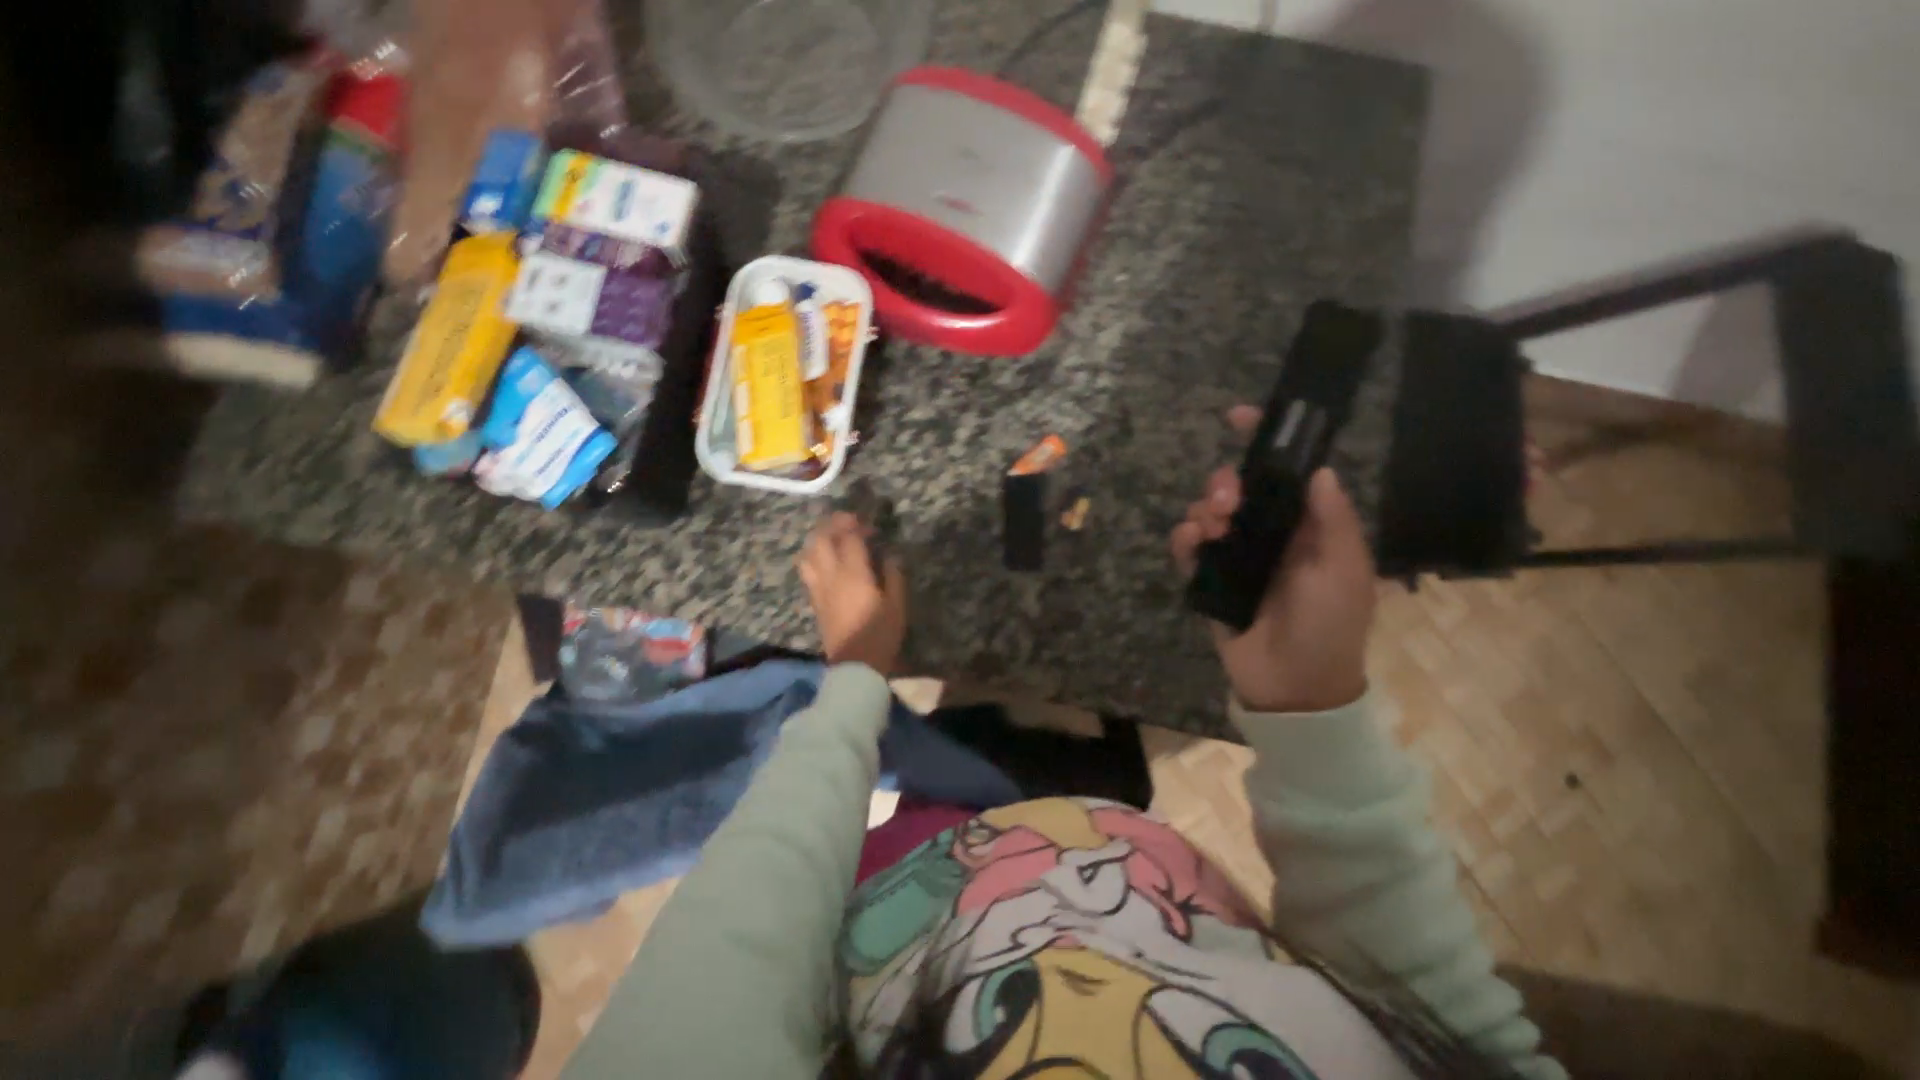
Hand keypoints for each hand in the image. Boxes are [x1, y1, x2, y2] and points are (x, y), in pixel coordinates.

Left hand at [798, 512, 907, 675]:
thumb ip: (893, 576)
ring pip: (808, 552)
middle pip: (821, 538)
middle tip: (848, 522)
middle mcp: (830, 575)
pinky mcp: (814, 599)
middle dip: (833, 524)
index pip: (849, 537)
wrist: (854, 666)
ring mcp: (818, 587)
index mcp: (853, 574)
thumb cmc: (879, 635)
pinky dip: (814, 556)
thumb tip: (889, 557)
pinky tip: (827, 560)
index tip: (870, 526)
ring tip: (833, 538)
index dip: (858, 525)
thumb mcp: (897, 606)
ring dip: (819, 539)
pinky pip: (807, 569)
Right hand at [1170, 406, 1376, 712]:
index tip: (1237, 418)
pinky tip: (1192, 544)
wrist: (1294, 687)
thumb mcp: (1343, 569)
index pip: (1286, 475)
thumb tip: (1319, 468)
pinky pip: (1189, 547)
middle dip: (1226, 481)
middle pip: (1240, 488)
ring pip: (1210, 512)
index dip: (1265, 443)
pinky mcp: (1210, 581)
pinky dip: (1185, 538)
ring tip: (1210, 527)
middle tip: (1226, 499)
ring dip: (1205, 508)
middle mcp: (1271, 535)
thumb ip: (1331, 519)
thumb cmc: (1329, 625)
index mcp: (1309, 527)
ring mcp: (1238, 558)